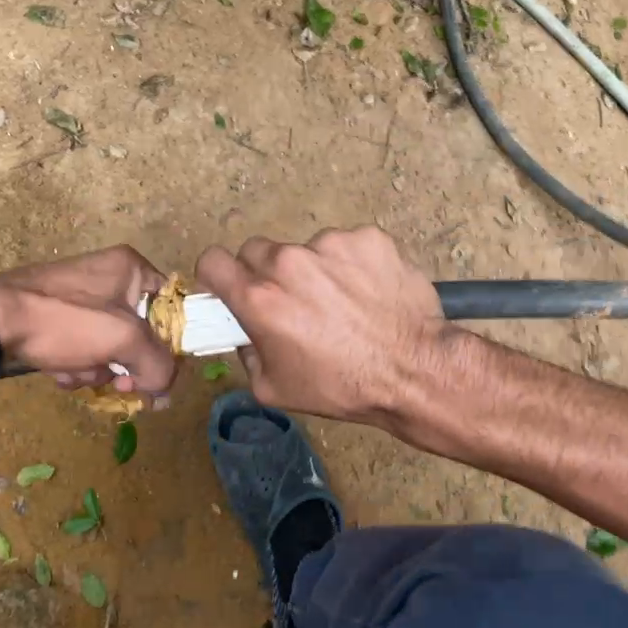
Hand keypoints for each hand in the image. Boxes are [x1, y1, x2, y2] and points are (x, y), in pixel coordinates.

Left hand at [0, 246, 176, 395]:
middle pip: (140, 334)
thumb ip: (158, 364)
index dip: (168, 346)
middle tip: (117, 383)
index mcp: (131, 268)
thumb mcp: (122, 339)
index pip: (173, 309)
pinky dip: (75, 364)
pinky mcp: (59, 316)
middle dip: (125, 364)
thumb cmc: (64, 320)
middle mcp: (110, 277)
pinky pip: (84, 347)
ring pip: (111, 346)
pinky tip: (58, 370)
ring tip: (75, 371)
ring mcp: (81, 297)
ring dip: (97, 369)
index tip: (155, 373)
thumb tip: (164, 391)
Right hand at [195, 227, 460, 425]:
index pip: (212, 261)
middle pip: (256, 251)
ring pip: (304, 249)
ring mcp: (329, 245)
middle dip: (266, 274)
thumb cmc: (341, 387)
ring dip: (313, 271)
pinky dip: (351, 265)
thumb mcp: (273, 388)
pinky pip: (344, 246)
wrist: (415, 373)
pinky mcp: (366, 239)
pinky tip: (368, 293)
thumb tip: (244, 330)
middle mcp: (288, 263)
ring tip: (342, 304)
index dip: (217, 275)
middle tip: (291, 303)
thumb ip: (246, 352)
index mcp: (259, 298)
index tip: (230, 287)